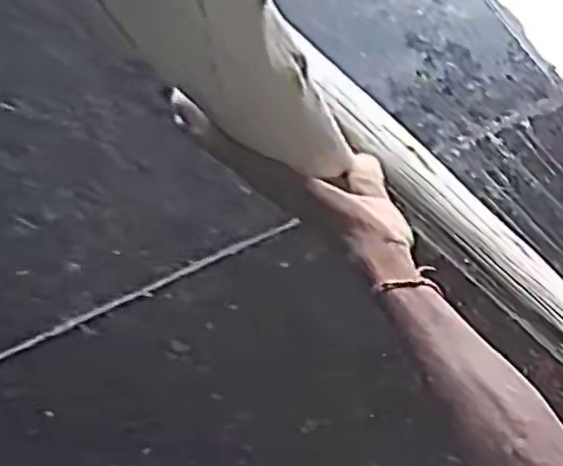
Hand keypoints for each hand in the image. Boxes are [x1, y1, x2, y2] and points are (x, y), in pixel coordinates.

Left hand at [173, 93, 416, 281]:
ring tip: (230, 127)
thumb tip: (362, 159)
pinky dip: (257, 166)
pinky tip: (268, 161)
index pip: (230, 150)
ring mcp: (288, 205)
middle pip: (230, 158)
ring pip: (245, 170)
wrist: (381, 269)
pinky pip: (267, 183)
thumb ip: (365, 177)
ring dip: (233, 149)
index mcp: (290, 183)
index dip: (201, 123)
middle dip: (211, 131)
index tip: (181, 100)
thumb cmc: (374, 236)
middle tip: (200, 104)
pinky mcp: (300, 214)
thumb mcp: (374, 200)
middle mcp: (280, 193)